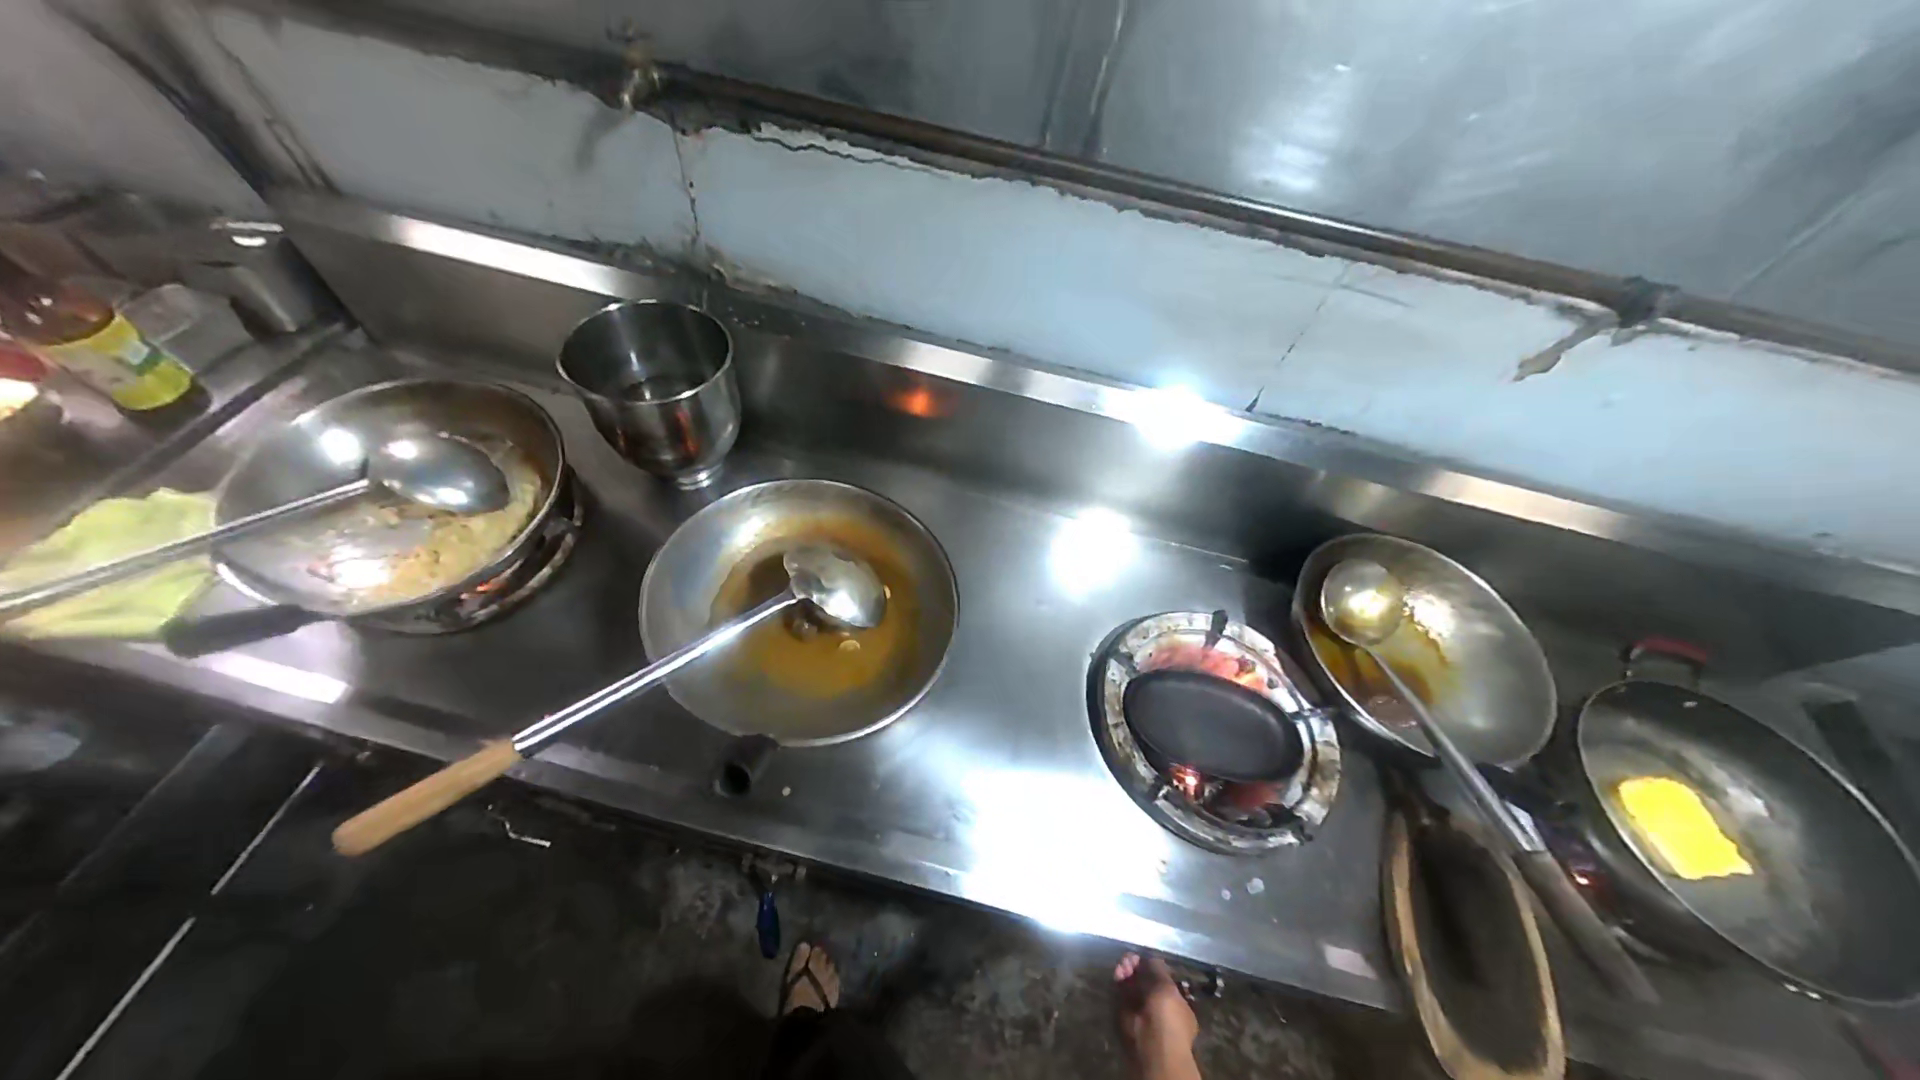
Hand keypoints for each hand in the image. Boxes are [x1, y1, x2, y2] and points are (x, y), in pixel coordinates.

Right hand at [1114, 952, 1201, 1079]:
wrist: (1151, 1043)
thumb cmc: (1167, 1016)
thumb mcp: (1168, 987)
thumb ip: (1158, 969)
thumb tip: (1149, 959)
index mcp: (1176, 1004)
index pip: (1162, 980)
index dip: (1152, 967)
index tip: (1144, 959)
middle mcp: (1158, 1007)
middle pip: (1145, 981)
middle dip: (1137, 968)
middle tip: (1129, 959)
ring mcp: (1141, 1010)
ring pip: (1132, 985)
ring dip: (1126, 972)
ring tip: (1123, 964)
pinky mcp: (1125, 1013)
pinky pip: (1121, 993)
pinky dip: (1119, 981)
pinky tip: (1118, 973)